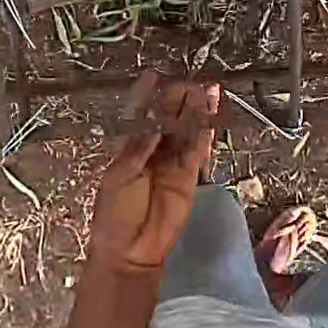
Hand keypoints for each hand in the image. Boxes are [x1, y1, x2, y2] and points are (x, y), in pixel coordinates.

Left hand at [87, 72, 219, 276]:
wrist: (131, 252)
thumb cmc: (115, 215)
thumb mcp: (119, 179)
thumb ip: (139, 150)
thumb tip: (155, 123)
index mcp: (127, 149)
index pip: (137, 116)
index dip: (145, 96)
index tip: (153, 75)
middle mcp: (151, 152)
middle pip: (166, 120)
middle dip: (176, 100)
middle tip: (189, 81)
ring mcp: (170, 163)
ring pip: (185, 132)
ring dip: (195, 111)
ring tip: (207, 89)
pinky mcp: (187, 177)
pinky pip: (197, 151)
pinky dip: (205, 133)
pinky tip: (211, 115)